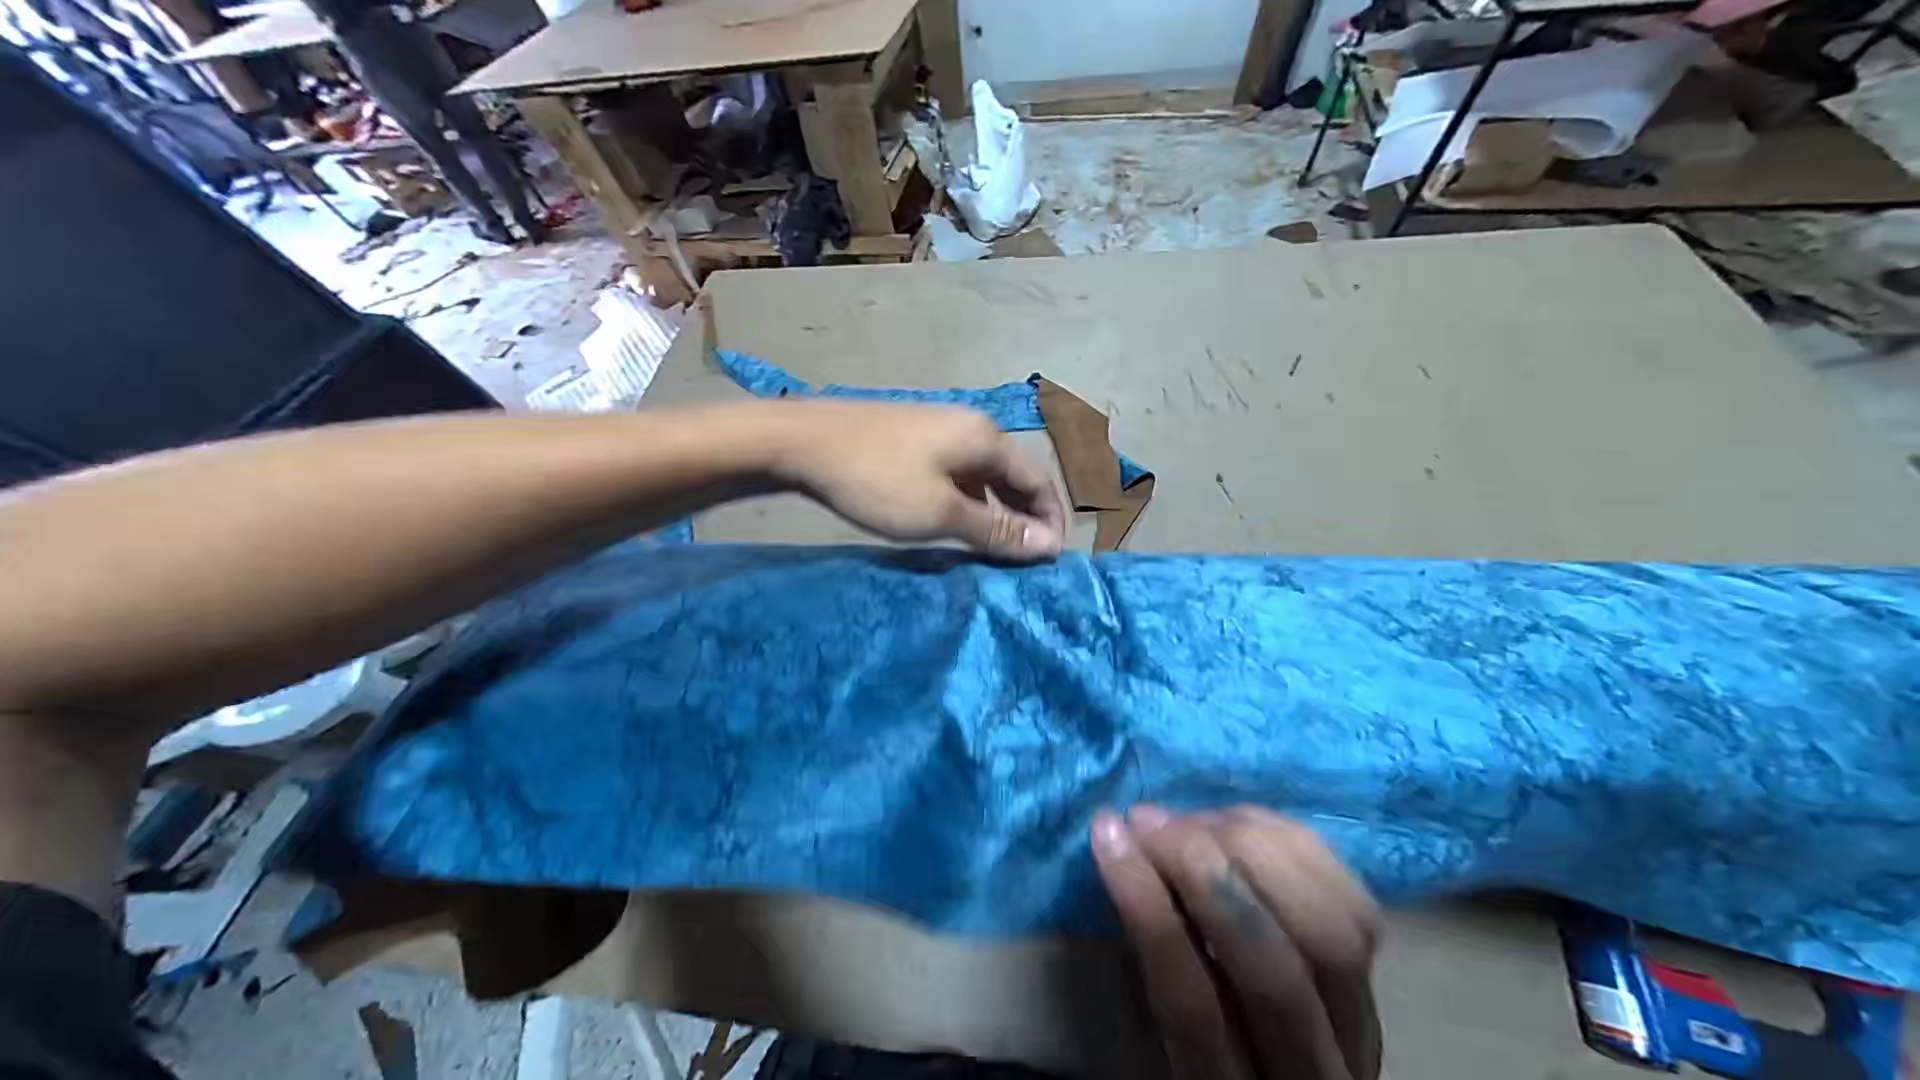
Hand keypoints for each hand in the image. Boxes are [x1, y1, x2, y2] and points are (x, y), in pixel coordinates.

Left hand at [767, 401, 1067, 559]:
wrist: (799, 442)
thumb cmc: (877, 479)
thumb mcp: (941, 513)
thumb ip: (996, 530)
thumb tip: (1049, 545)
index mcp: (985, 438)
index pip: (1039, 480)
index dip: (1050, 521)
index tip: (1050, 562)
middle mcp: (970, 427)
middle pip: (1014, 475)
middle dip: (1024, 517)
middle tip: (1023, 561)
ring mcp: (938, 430)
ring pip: (983, 476)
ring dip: (994, 512)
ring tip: (993, 551)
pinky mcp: (913, 439)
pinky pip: (957, 473)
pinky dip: (967, 501)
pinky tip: (955, 525)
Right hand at [1091, 805, 1383, 1079]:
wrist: (1282, 1066)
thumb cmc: (1195, 1036)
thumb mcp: (1152, 1018)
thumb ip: (1147, 947)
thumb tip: (1127, 845)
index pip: (1188, 1002)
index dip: (1146, 907)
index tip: (1108, 833)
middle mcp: (1306, 1070)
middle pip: (1274, 971)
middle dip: (1208, 873)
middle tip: (1151, 821)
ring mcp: (1356, 1028)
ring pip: (1331, 935)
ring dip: (1254, 851)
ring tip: (1195, 818)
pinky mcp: (1377, 983)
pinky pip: (1356, 906)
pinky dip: (1296, 848)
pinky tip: (1244, 821)